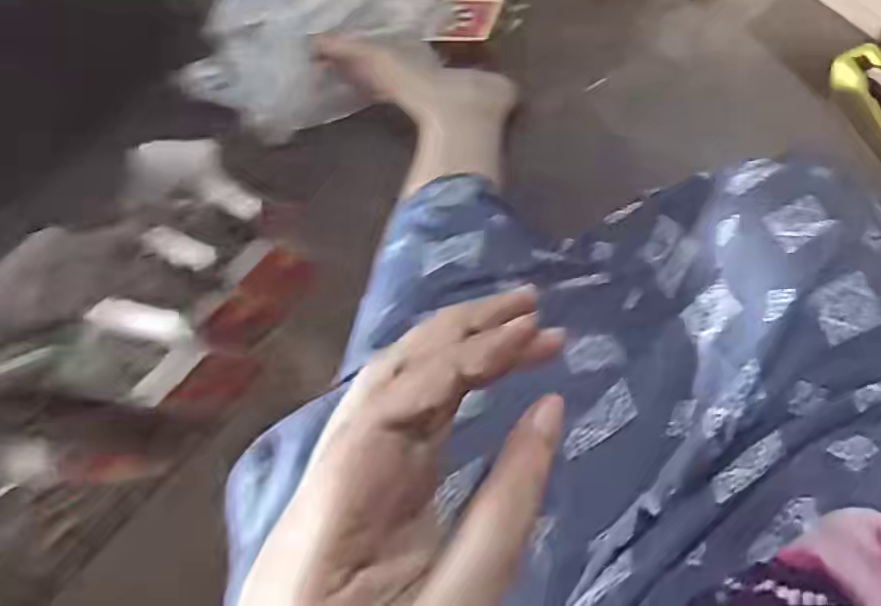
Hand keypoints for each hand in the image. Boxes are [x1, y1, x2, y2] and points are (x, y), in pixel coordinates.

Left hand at [240, 286, 566, 605]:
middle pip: (391, 373)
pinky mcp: (362, 494)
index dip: (470, 354)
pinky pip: (402, 413)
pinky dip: (448, 375)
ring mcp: (340, 482)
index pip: (402, 396)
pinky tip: (482, 368)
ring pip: (394, 384)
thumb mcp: (462, 598)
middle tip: (534, 304)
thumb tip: (552, 404)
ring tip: (518, 319)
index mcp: (337, 505)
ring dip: (456, 342)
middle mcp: (328, 476)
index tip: (535, 330)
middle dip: (464, 327)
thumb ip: (510, 500)